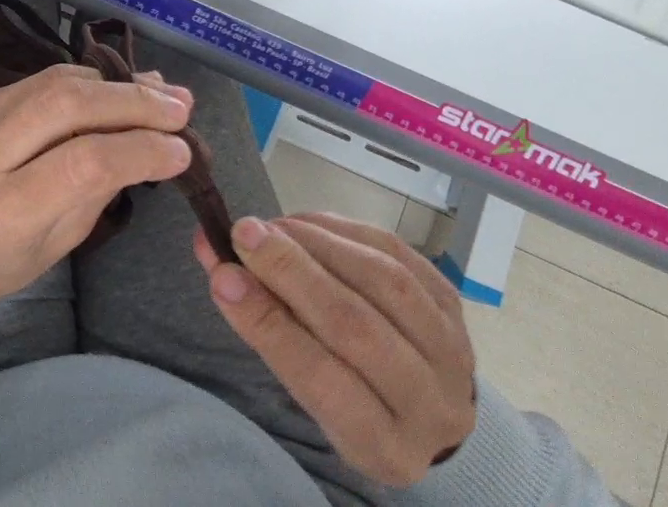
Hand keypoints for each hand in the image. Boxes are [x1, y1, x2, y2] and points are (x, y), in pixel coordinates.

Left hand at [0, 65, 192, 348]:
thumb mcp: (63, 239)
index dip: (140, 148)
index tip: (182, 150)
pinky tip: (117, 92)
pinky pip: (38, 81)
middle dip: (132, 101)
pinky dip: (85, 83)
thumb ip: (104, 184)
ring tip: (161, 94)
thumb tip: (163, 137)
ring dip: (114, 84)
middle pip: (65, 105)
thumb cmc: (4, 262)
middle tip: (180, 108)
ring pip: (53, 82)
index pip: (81, 163)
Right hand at [196, 213, 476, 486]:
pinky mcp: (456, 305)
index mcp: (382, 445)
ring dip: (319, 243)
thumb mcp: (300, 388)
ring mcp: (454, 352)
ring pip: (385, 283)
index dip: (269, 325)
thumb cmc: (345, 398)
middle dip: (292, 271)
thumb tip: (211, 253)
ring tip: (271, 226)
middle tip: (243, 232)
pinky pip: (401, 254)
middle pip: (357, 328)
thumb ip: (260, 323)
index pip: (323, 382)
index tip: (223, 276)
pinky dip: (346, 230)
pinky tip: (306, 223)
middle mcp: (431, 404)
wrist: (422, 405)